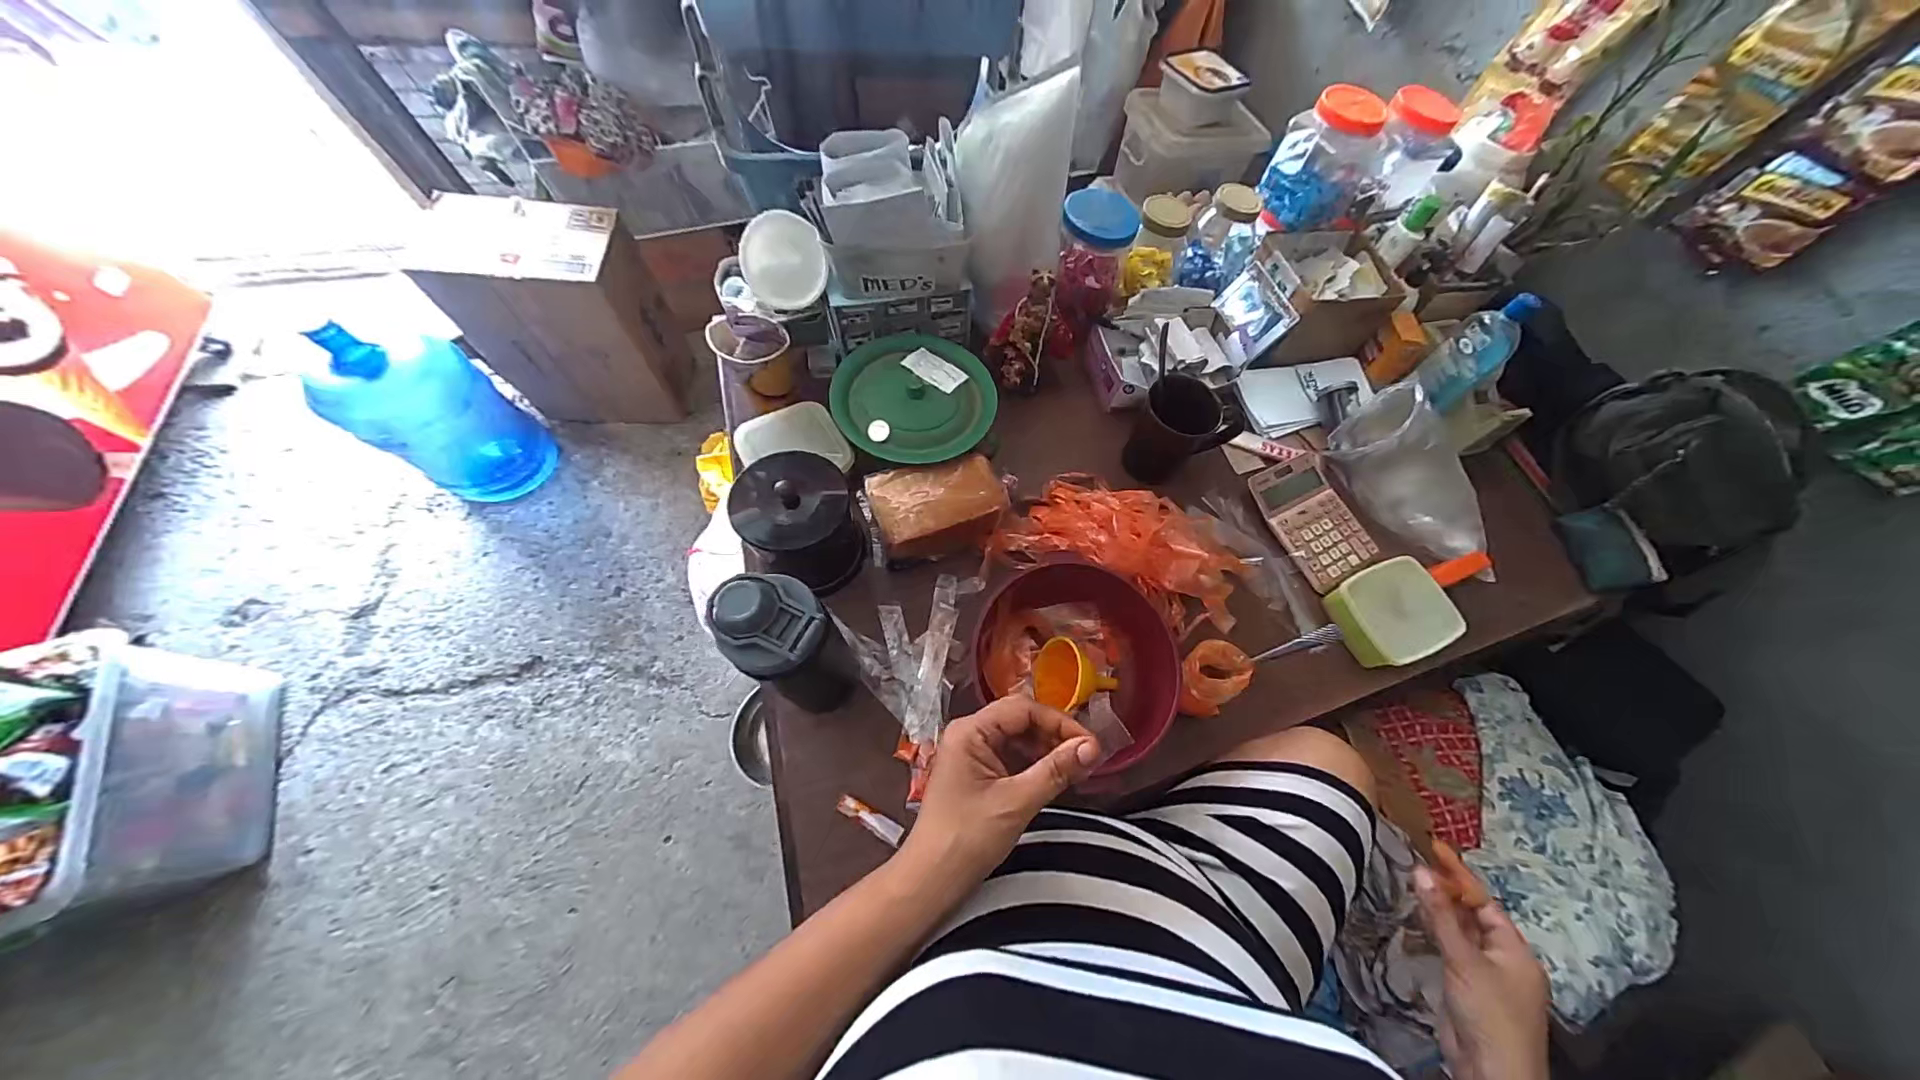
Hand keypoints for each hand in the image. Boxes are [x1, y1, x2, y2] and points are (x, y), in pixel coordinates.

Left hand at [896, 696, 1098, 894]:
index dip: (1059, 722)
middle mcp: (970, 734)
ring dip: (1049, 751)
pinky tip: (1059, 776)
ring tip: (1079, 767)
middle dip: (1056, 735)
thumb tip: (1092, 747)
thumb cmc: (966, 838)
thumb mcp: (1016, 802)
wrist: (932, 879)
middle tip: (1089, 756)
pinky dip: (1037, 765)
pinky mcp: (979, 774)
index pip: (1023, 709)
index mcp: (970, 731)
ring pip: (1020, 739)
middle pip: (1021, 720)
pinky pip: (1014, 758)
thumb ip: (1055, 771)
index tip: (1090, 743)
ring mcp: (973, 754)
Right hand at [1413, 865, 1550, 1079]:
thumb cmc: (1489, 1013)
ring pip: (1460, 931)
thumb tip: (1421, 870)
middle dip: (1447, 889)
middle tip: (1417, 860)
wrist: (1491, 1071)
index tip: (1434, 847)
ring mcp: (1485, 975)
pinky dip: (1434, 930)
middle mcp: (1503, 959)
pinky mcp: (1466, 987)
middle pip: (1473, 915)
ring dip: (1439, 908)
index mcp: (1515, 951)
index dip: (1459, 874)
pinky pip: (1450, 948)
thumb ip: (1440, 915)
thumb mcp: (1463, 959)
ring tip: (1412, 881)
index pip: (1484, 902)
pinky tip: (1417, 918)